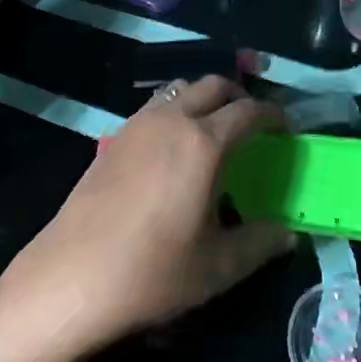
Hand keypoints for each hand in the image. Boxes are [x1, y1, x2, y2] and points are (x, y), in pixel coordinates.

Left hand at [0, 76, 296, 361]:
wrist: (73, 276)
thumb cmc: (153, 271)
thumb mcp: (218, 265)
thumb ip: (261, 243)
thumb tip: (287, 233)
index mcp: (203, 143)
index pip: (248, 111)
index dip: (273, 116)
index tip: (286, 129)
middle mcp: (170, 121)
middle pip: (212, 86)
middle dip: (239, 97)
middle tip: (253, 126)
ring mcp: (136, 125)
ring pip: (179, 92)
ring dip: (203, 101)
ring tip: (214, 134)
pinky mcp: (112, 139)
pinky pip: (154, 109)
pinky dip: (175, 114)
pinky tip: (173, 151)